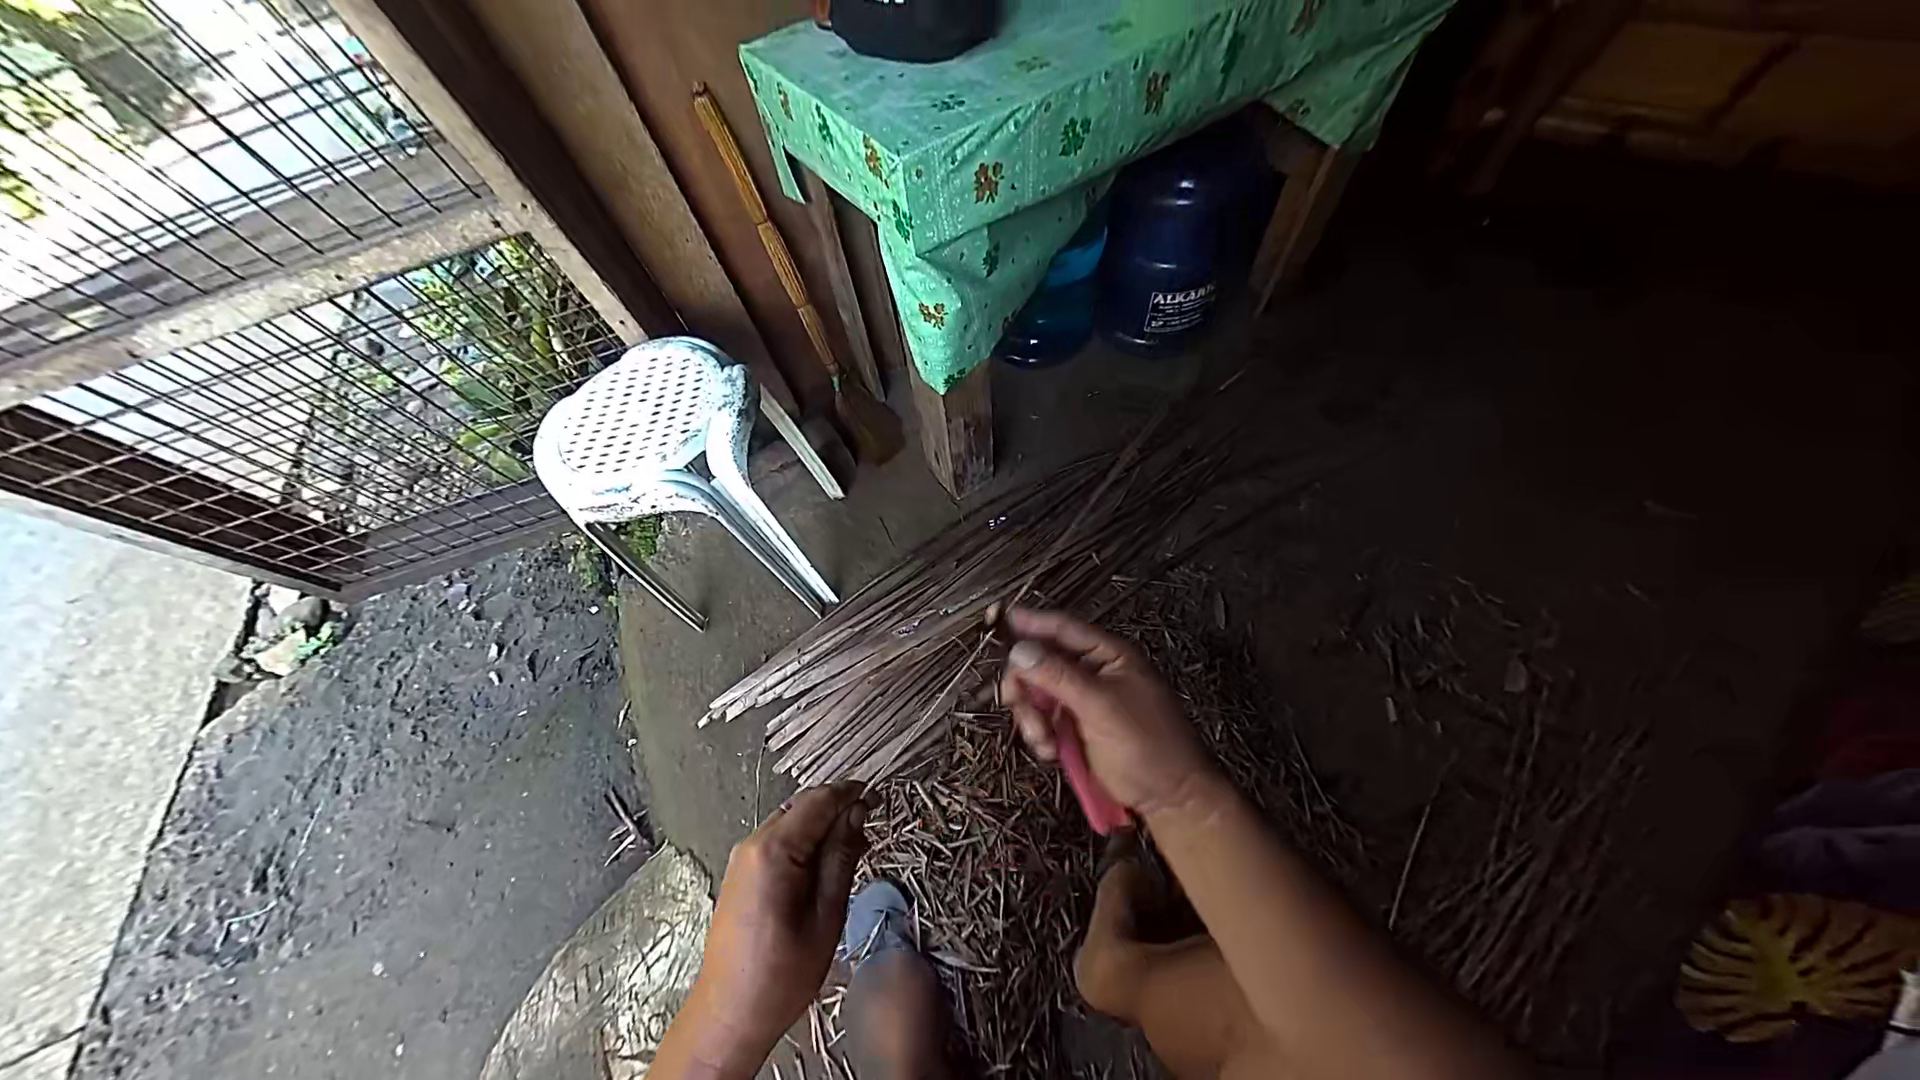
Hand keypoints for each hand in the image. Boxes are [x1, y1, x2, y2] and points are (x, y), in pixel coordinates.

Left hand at [675, 782, 866, 1073]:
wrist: (729, 1016)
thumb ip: (841, 856)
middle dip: (838, 807)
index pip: (819, 801)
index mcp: (773, 851)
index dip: (851, 793)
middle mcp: (752, 845)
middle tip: (870, 820)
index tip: (876, 796)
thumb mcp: (826, 914)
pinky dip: (805, 840)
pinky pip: (779, 840)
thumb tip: (857, 814)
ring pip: (791, 820)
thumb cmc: (780, 976)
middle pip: (803, 805)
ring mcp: (743, 858)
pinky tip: (826, 860)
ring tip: (854, 844)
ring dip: (823, 824)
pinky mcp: (742, 873)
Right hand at [999, 607, 1218, 819]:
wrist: (1168, 798)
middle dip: (1027, 685)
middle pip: (1042, 662)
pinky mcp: (1075, 728)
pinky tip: (1050, 751)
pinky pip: (1042, 720)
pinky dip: (1039, 734)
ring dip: (1031, 716)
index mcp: (1109, 656)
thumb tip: (1019, 650)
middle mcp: (1093, 672)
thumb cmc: (1147, 745)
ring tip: (1043, 740)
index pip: (1064, 629)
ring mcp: (1083, 701)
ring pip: (1037, 694)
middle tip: (1017, 703)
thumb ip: (1058, 676)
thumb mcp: (1100, 706)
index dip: (1032, 622)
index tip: (1001, 618)